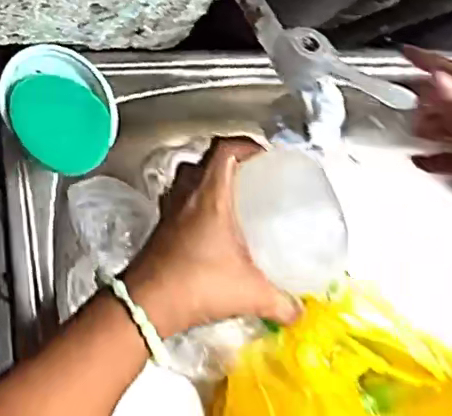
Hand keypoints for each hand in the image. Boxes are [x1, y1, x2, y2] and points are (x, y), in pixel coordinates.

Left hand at [121, 137, 297, 335]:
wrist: (151, 298)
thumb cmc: (200, 283)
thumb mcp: (252, 294)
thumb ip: (283, 302)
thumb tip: (300, 309)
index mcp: (209, 194)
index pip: (223, 150)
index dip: (244, 143)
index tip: (264, 154)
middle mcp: (186, 192)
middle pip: (205, 158)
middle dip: (230, 158)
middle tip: (253, 173)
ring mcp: (171, 204)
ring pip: (189, 174)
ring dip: (209, 175)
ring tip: (234, 193)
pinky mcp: (162, 220)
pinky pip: (180, 194)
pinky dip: (196, 196)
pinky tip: (211, 221)